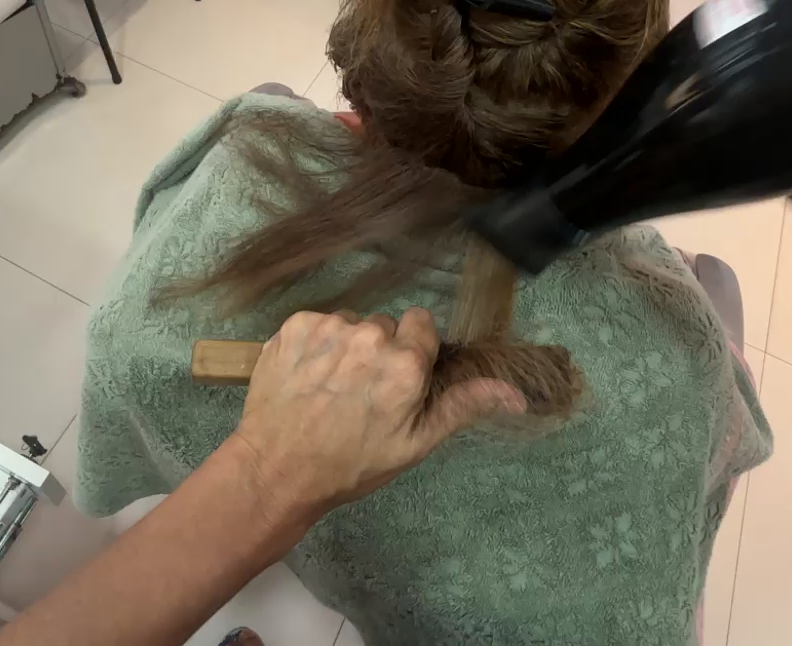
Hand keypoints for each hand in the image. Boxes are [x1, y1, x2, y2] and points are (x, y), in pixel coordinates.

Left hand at [223, 308, 526, 527]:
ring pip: (351, 323)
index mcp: (405, 363)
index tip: (397, 378)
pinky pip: (318, 322)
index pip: (422, 324)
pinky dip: (315, 343)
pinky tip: (307, 374)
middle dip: (380, 349)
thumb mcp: (414, 443)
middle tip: (362, 390)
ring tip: (330, 385)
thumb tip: (514, 392)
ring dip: (346, 345)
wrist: (276, 469)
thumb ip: (462, 405)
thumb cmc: (351, 463)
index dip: (412, 351)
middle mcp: (369, 334)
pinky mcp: (294, 324)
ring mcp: (328, 326)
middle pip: (386, 325)